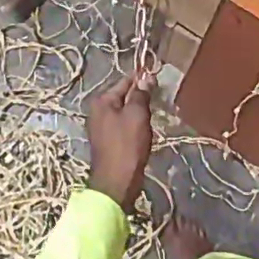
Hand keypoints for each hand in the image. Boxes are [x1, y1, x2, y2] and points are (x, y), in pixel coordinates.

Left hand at [86, 68, 155, 208]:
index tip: (159, 78)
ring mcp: (101, 127)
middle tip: (160, 98)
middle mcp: (98, 111)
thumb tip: (145, 77)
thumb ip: (140, 95)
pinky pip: (124, 125)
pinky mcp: (108, 141)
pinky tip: (146, 130)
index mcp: (102, 102)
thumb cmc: (126, 145)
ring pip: (125, 112)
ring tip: (155, 114)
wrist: (117, 181)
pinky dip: (135, 125)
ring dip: (139, 112)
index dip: (142, 80)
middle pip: (124, 97)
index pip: (124, 82)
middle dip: (141, 97)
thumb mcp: (136, 115)